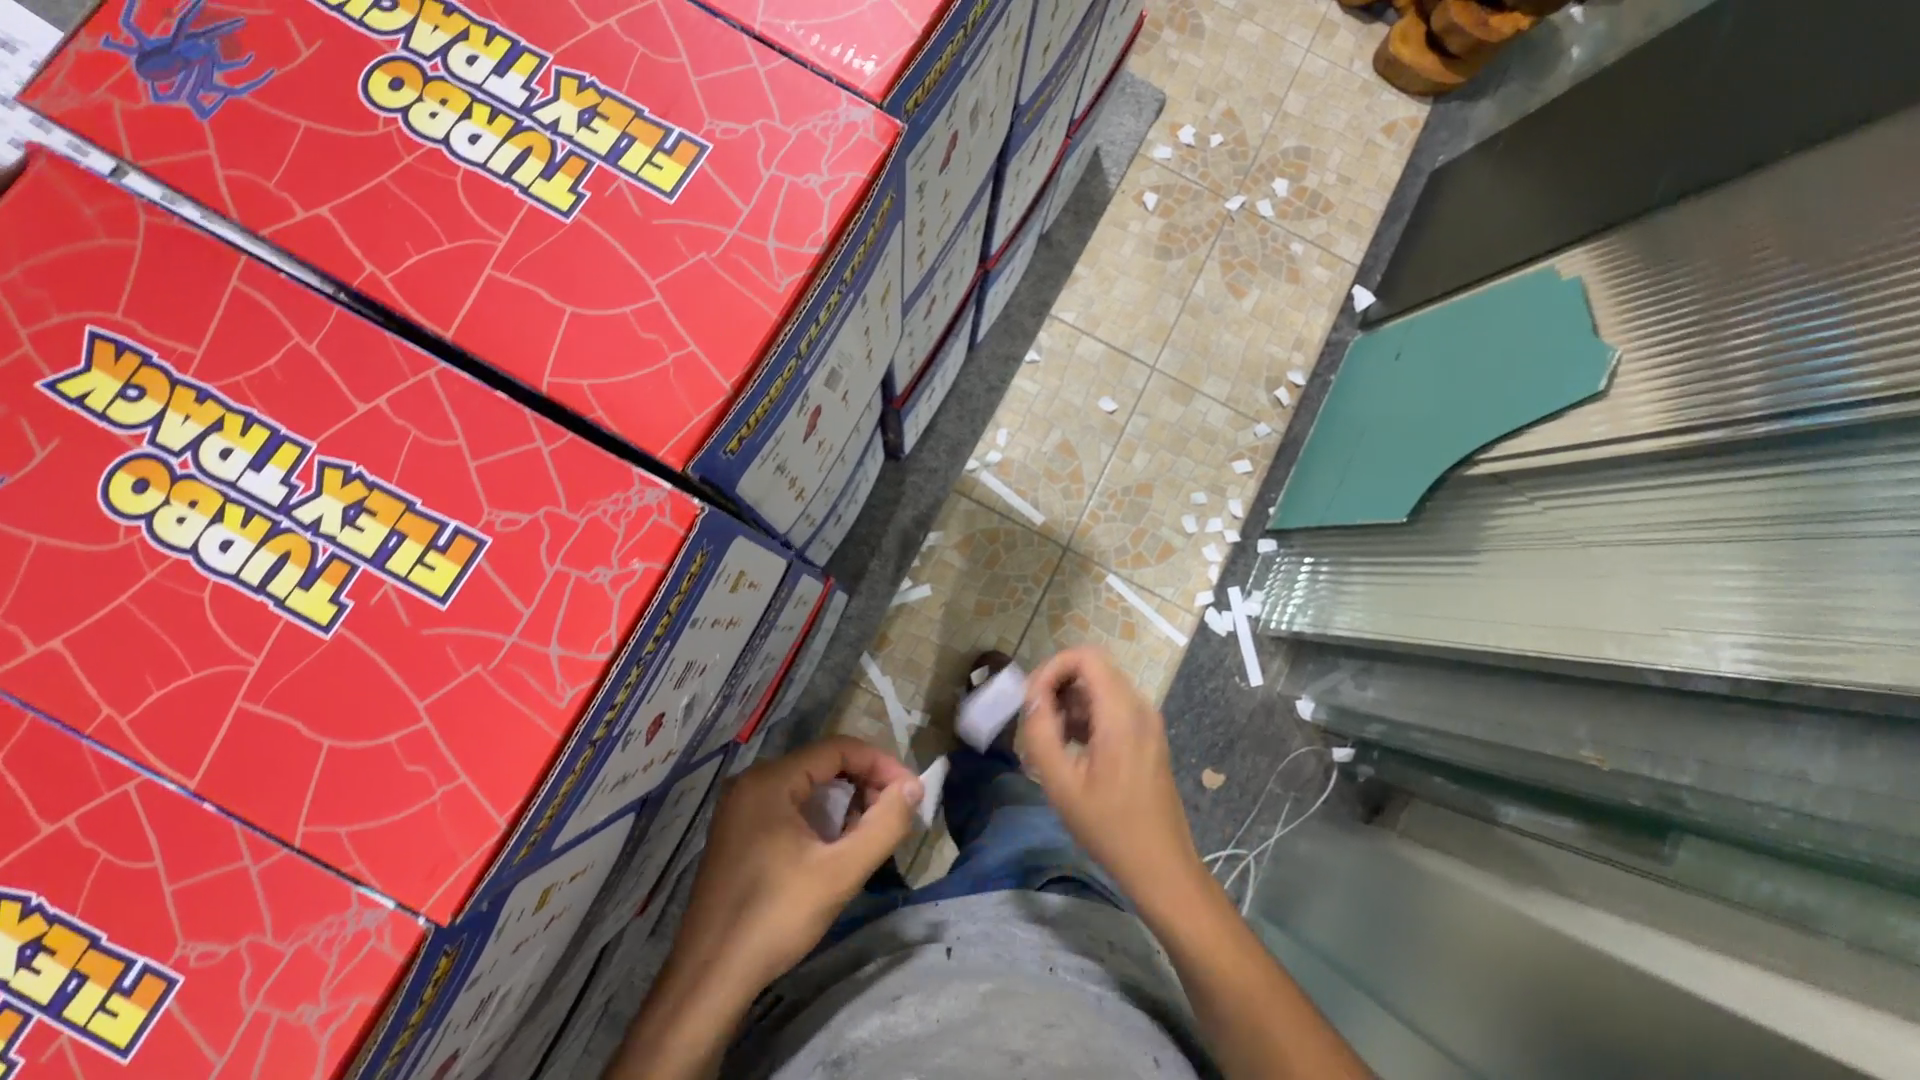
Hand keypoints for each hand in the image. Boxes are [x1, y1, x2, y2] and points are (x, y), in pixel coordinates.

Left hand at [671, 737, 923, 995]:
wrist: (711, 975)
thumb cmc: (776, 916)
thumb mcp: (840, 872)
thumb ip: (884, 826)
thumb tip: (913, 788)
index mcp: (770, 781)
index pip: (838, 749)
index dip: (881, 764)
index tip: (911, 795)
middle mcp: (751, 784)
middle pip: (823, 765)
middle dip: (865, 785)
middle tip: (893, 819)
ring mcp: (741, 810)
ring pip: (808, 789)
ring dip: (845, 805)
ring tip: (870, 837)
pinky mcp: (739, 835)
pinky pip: (790, 810)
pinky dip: (821, 820)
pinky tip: (836, 850)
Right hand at [1018, 647, 1202, 901]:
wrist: (1160, 864)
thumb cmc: (1108, 827)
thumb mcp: (1061, 784)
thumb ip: (1041, 732)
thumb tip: (1032, 697)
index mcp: (1121, 713)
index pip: (1085, 656)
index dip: (1051, 668)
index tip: (1030, 701)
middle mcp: (1140, 708)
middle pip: (1092, 670)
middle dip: (1057, 688)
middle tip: (1035, 724)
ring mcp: (1147, 723)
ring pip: (1101, 690)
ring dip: (1069, 706)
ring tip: (1049, 744)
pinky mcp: (1147, 738)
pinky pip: (1112, 709)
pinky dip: (1086, 719)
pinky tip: (1070, 753)